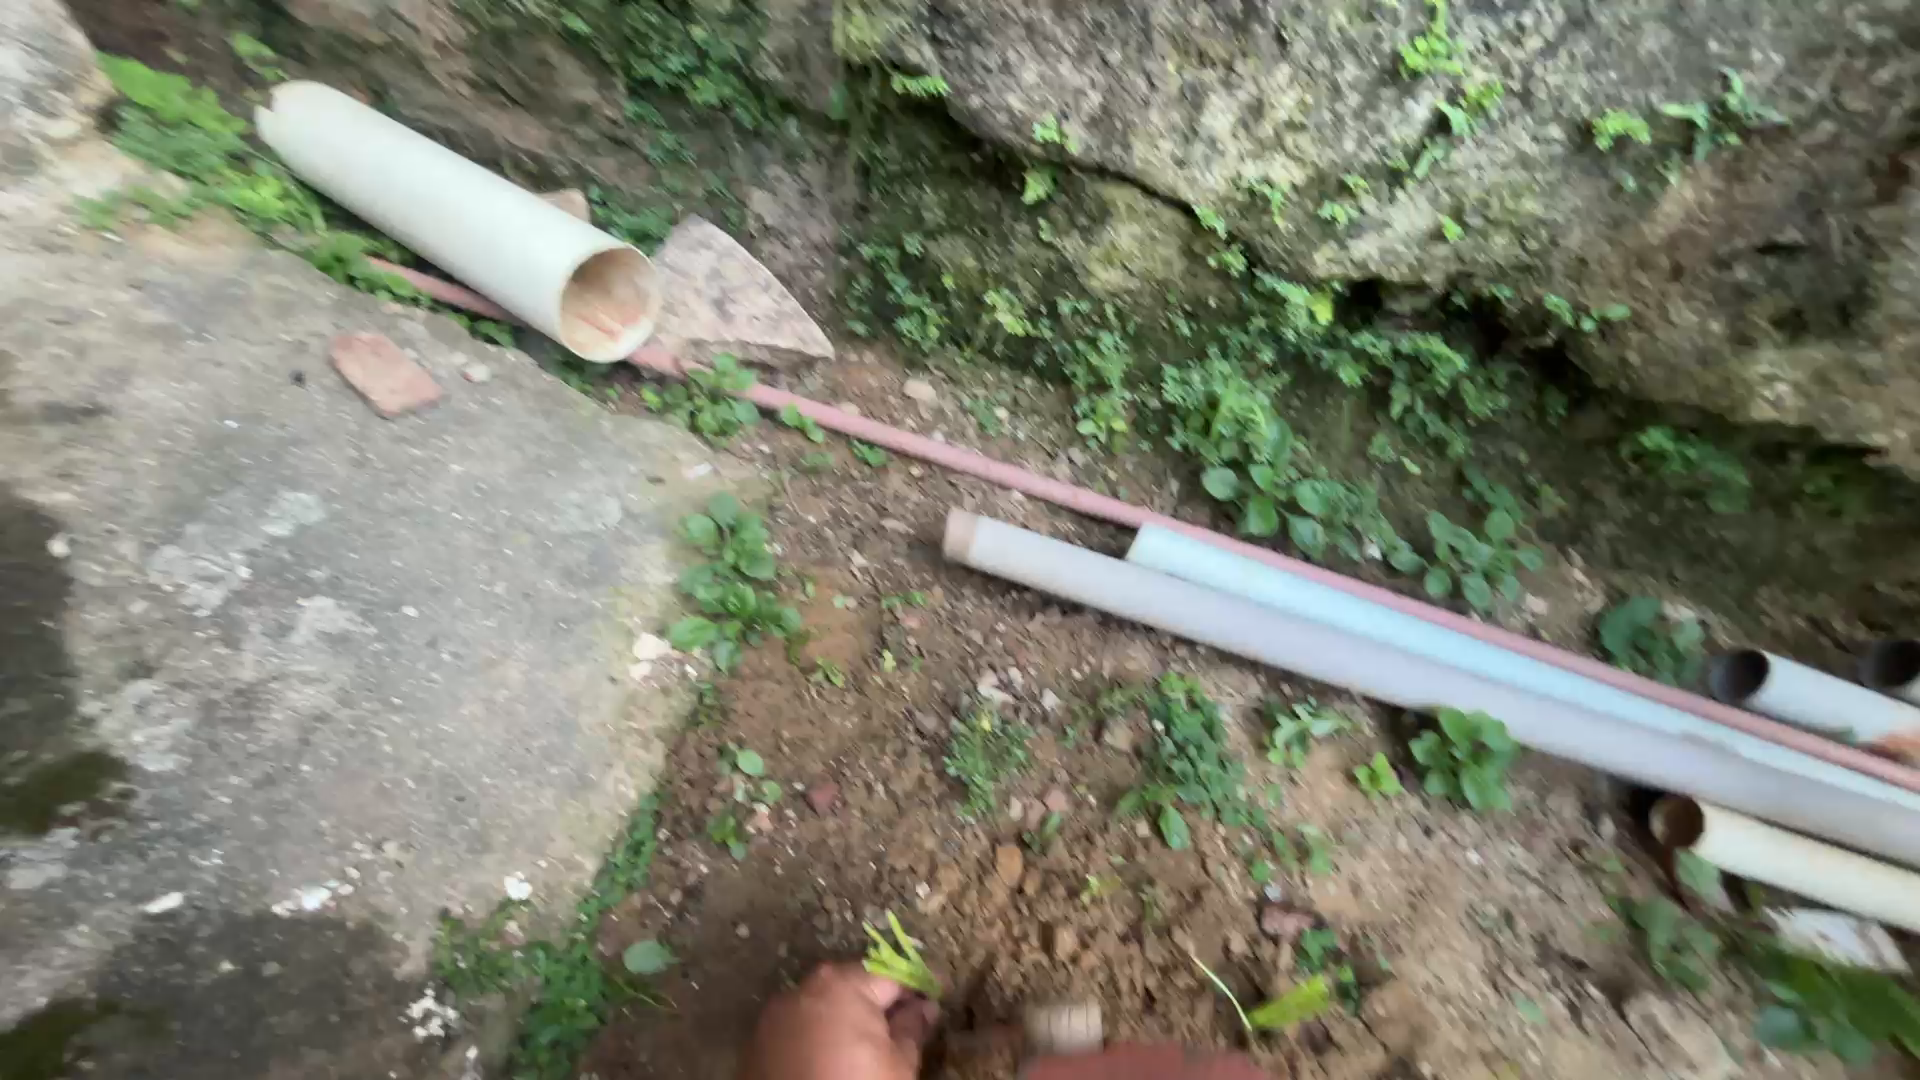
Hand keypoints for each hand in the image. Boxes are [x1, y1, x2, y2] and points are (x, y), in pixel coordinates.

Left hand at [738, 963, 938, 1079]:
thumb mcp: (897, 1068)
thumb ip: (912, 1029)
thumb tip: (925, 1007)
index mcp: (845, 984)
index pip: (891, 977)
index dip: (913, 993)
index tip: (929, 1007)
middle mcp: (806, 987)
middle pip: (854, 987)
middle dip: (875, 1007)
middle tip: (894, 1038)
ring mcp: (776, 1014)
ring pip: (822, 1007)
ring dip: (842, 1022)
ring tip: (857, 1056)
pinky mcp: (757, 1042)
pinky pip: (796, 1029)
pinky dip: (813, 1039)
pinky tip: (825, 1065)